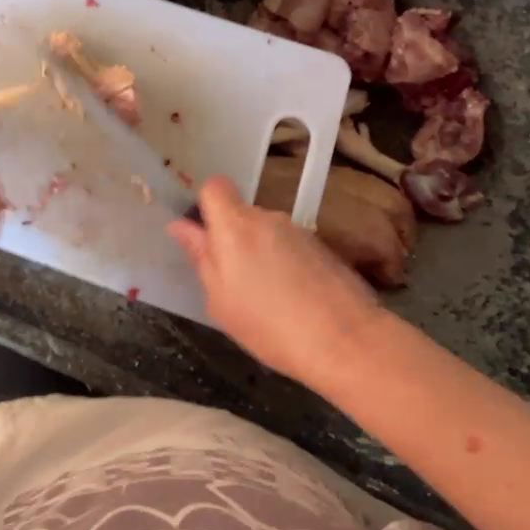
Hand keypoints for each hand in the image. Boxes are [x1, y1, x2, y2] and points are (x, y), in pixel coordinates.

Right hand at [167, 177, 385, 386]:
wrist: (348, 343)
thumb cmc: (270, 325)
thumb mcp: (220, 300)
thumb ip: (200, 257)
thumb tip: (181, 226)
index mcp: (235, 225)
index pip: (214, 186)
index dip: (206, 204)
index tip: (205, 235)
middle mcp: (267, 217)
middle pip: (241, 214)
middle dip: (234, 238)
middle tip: (234, 281)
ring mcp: (299, 231)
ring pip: (267, 232)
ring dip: (262, 253)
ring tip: (269, 297)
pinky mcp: (324, 249)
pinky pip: (292, 247)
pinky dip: (287, 265)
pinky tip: (296, 301)